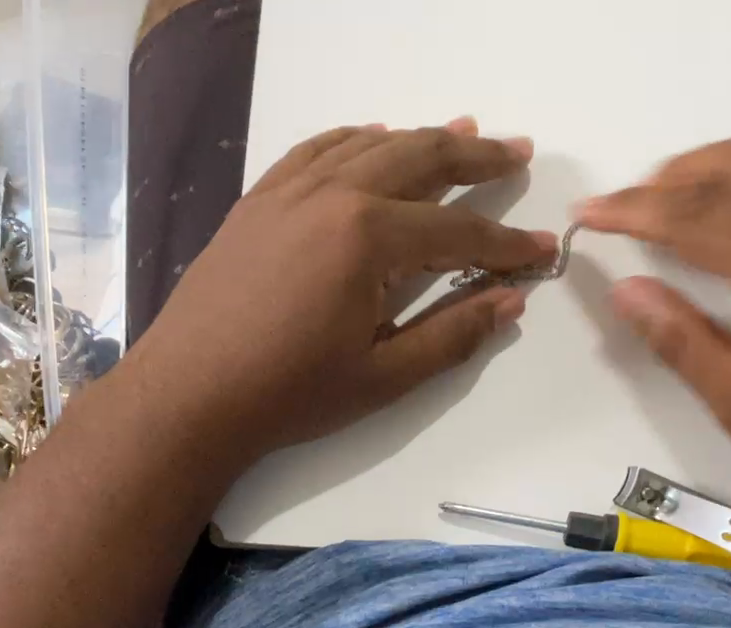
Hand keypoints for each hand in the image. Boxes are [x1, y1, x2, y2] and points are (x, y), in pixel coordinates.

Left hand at [132, 118, 558, 463]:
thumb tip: (510, 302)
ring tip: (464, 131)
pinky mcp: (258, 201)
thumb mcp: (382, 377)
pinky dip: (355, 140)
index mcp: (369, 238)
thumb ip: (451, 335)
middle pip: (419, 160)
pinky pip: (316, 151)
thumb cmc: (290, 394)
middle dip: (476, 159)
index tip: (541, 251)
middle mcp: (333, 194)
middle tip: (517, 152)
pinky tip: (373, 139)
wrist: (189, 393)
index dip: (506, 245)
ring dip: (422, 139)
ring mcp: (289, 191)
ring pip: (370, 147)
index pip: (458, 232)